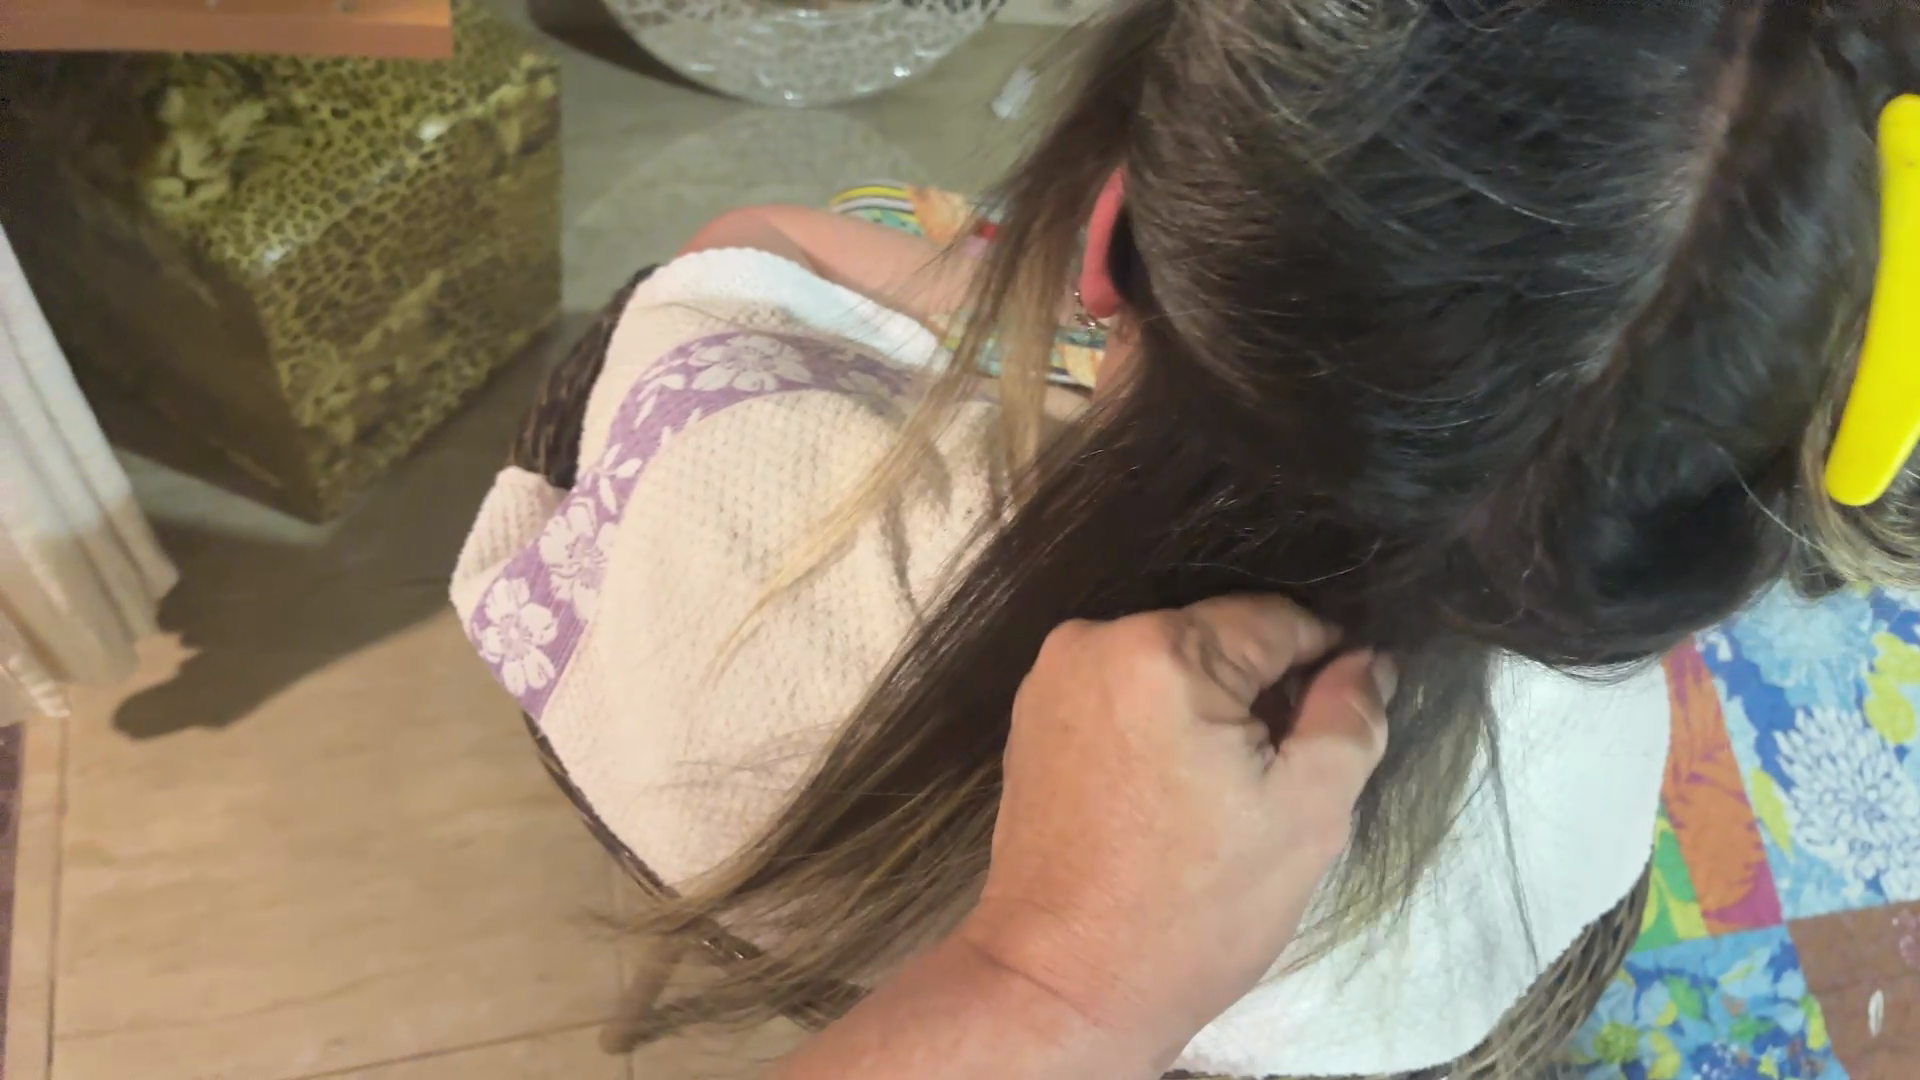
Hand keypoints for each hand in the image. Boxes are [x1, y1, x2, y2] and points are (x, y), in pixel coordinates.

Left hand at [957, 596, 1395, 1060]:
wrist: (1061, 976)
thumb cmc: (1191, 907)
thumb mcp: (1306, 815)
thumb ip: (1349, 717)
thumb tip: (1370, 659)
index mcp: (1160, 651)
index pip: (1272, 618)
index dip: (1322, 656)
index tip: (1339, 705)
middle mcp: (1094, 639)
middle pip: (1213, 635)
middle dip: (1259, 684)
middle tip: (1276, 764)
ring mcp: (1053, 671)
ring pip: (1166, 657)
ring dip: (1206, 698)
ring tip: (1219, 779)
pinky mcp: (1032, 707)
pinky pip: (1118, 684)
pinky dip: (1154, 711)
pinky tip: (1166, 777)